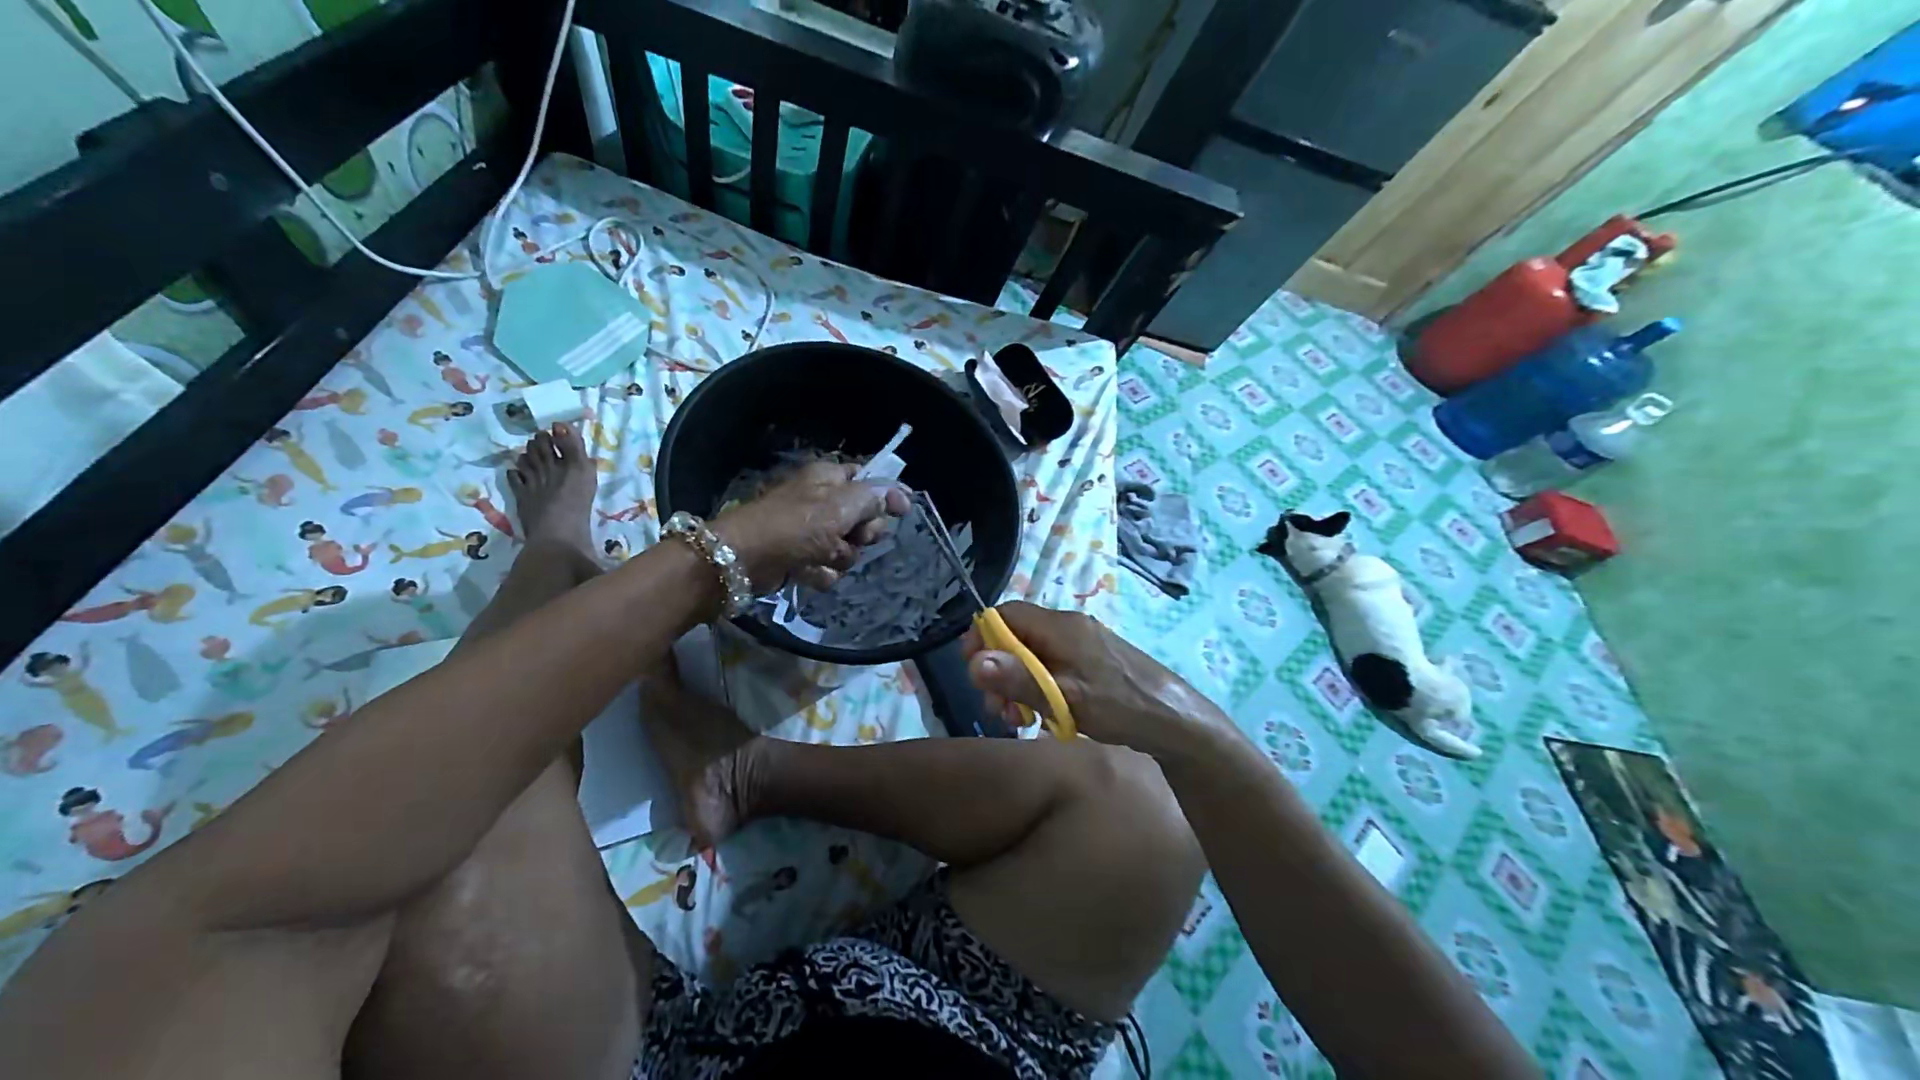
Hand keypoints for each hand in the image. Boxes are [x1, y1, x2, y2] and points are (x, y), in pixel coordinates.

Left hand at [712, 462, 907, 591]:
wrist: (744, 558)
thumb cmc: (795, 525)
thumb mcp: (841, 506)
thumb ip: (874, 498)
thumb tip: (899, 493)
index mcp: (830, 479)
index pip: (869, 481)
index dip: (886, 497)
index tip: (901, 511)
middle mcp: (822, 502)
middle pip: (863, 519)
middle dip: (861, 534)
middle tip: (851, 537)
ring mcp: (811, 532)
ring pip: (848, 548)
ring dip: (840, 557)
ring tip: (822, 557)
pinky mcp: (801, 558)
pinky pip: (828, 567)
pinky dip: (822, 572)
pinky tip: (810, 572)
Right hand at [961, 600, 1233, 756]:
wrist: (1178, 723)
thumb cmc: (1121, 707)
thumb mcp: (1066, 698)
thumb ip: (1019, 679)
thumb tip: (973, 662)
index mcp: (1061, 627)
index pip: (1005, 614)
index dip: (982, 638)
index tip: (974, 672)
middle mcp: (1069, 628)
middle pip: (1016, 637)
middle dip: (999, 670)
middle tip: (1000, 709)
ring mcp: (1083, 644)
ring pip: (1033, 655)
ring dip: (1017, 684)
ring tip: (1020, 719)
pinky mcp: (1093, 662)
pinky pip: (1052, 666)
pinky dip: (1040, 688)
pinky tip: (1044, 716)